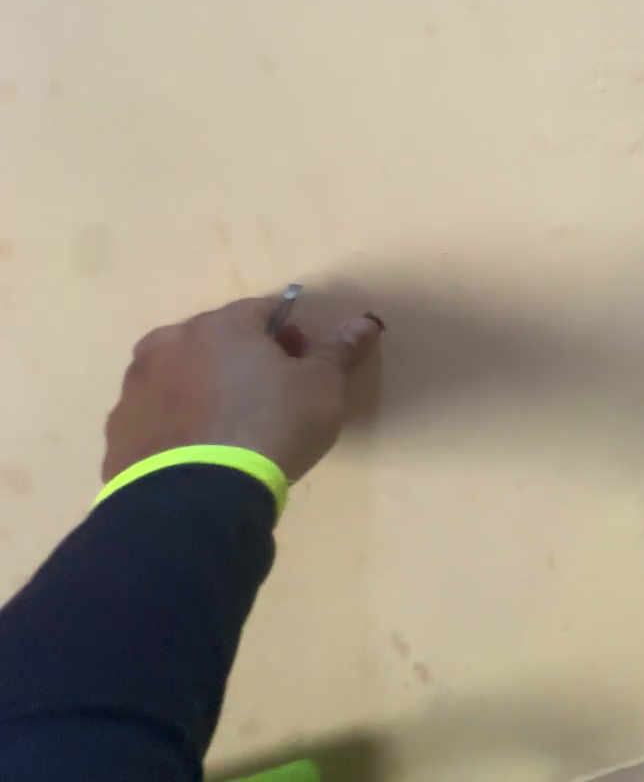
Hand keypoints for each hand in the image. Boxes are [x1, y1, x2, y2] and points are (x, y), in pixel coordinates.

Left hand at [103, 296, 383, 483]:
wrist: (198, 493)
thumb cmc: (272, 421)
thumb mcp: (324, 384)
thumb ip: (340, 350)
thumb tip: (364, 323)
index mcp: (220, 327)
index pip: (264, 309)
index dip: (292, 331)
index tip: (307, 359)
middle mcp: (169, 345)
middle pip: (219, 338)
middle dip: (248, 354)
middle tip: (278, 386)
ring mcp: (136, 388)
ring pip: (186, 372)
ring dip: (213, 384)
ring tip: (243, 419)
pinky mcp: (120, 430)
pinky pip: (164, 410)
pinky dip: (188, 416)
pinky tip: (213, 443)